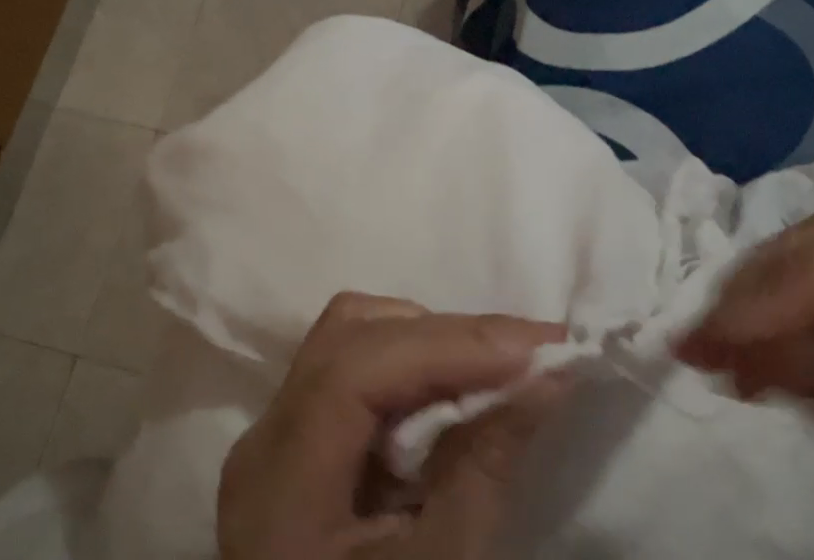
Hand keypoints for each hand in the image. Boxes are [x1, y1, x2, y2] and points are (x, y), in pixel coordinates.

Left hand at [218, 292, 567, 559]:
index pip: (355, 370)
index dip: (449, 344)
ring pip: (352, 339)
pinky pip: (356, 372)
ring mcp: (277, 436)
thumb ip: (486, 466)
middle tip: (534, 352)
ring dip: (432, 342)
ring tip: (499, 370)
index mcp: (281, 479)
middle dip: (449, 335)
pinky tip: (459, 390)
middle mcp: (265, 437)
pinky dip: (415, 367)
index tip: (537, 349)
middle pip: (351, 337)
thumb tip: (548, 374)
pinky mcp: (300, 443)